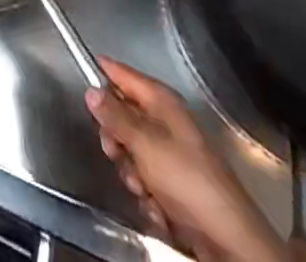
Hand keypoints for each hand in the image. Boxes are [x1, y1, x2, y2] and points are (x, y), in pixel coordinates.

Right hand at [87, 58, 305, 261]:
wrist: (223, 235)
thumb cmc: (185, 178)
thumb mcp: (145, 144)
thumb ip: (115, 117)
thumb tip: (91, 90)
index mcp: (162, 101)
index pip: (125, 74)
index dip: (104, 71)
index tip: (81, 72)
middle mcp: (163, 120)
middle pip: (121, 116)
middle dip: (116, 139)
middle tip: (117, 152)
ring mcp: (166, 151)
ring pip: (127, 151)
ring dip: (131, 172)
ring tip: (145, 187)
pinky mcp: (168, 180)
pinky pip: (140, 176)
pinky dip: (145, 192)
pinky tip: (157, 205)